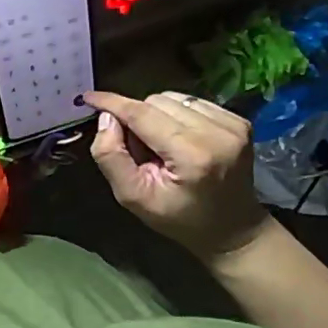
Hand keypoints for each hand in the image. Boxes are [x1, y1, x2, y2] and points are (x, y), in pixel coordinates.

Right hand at [84, 90, 269, 261]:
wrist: (233, 229)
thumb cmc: (179, 219)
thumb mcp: (133, 197)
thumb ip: (111, 157)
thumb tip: (105, 118)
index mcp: (192, 154)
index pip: (143, 114)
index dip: (112, 103)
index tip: (89, 97)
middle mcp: (217, 132)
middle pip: (156, 101)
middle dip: (137, 118)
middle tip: (138, 149)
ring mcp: (232, 124)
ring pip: (173, 98)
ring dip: (156, 115)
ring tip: (160, 144)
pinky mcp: (239, 120)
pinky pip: (192, 101)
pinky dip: (176, 115)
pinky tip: (179, 139)